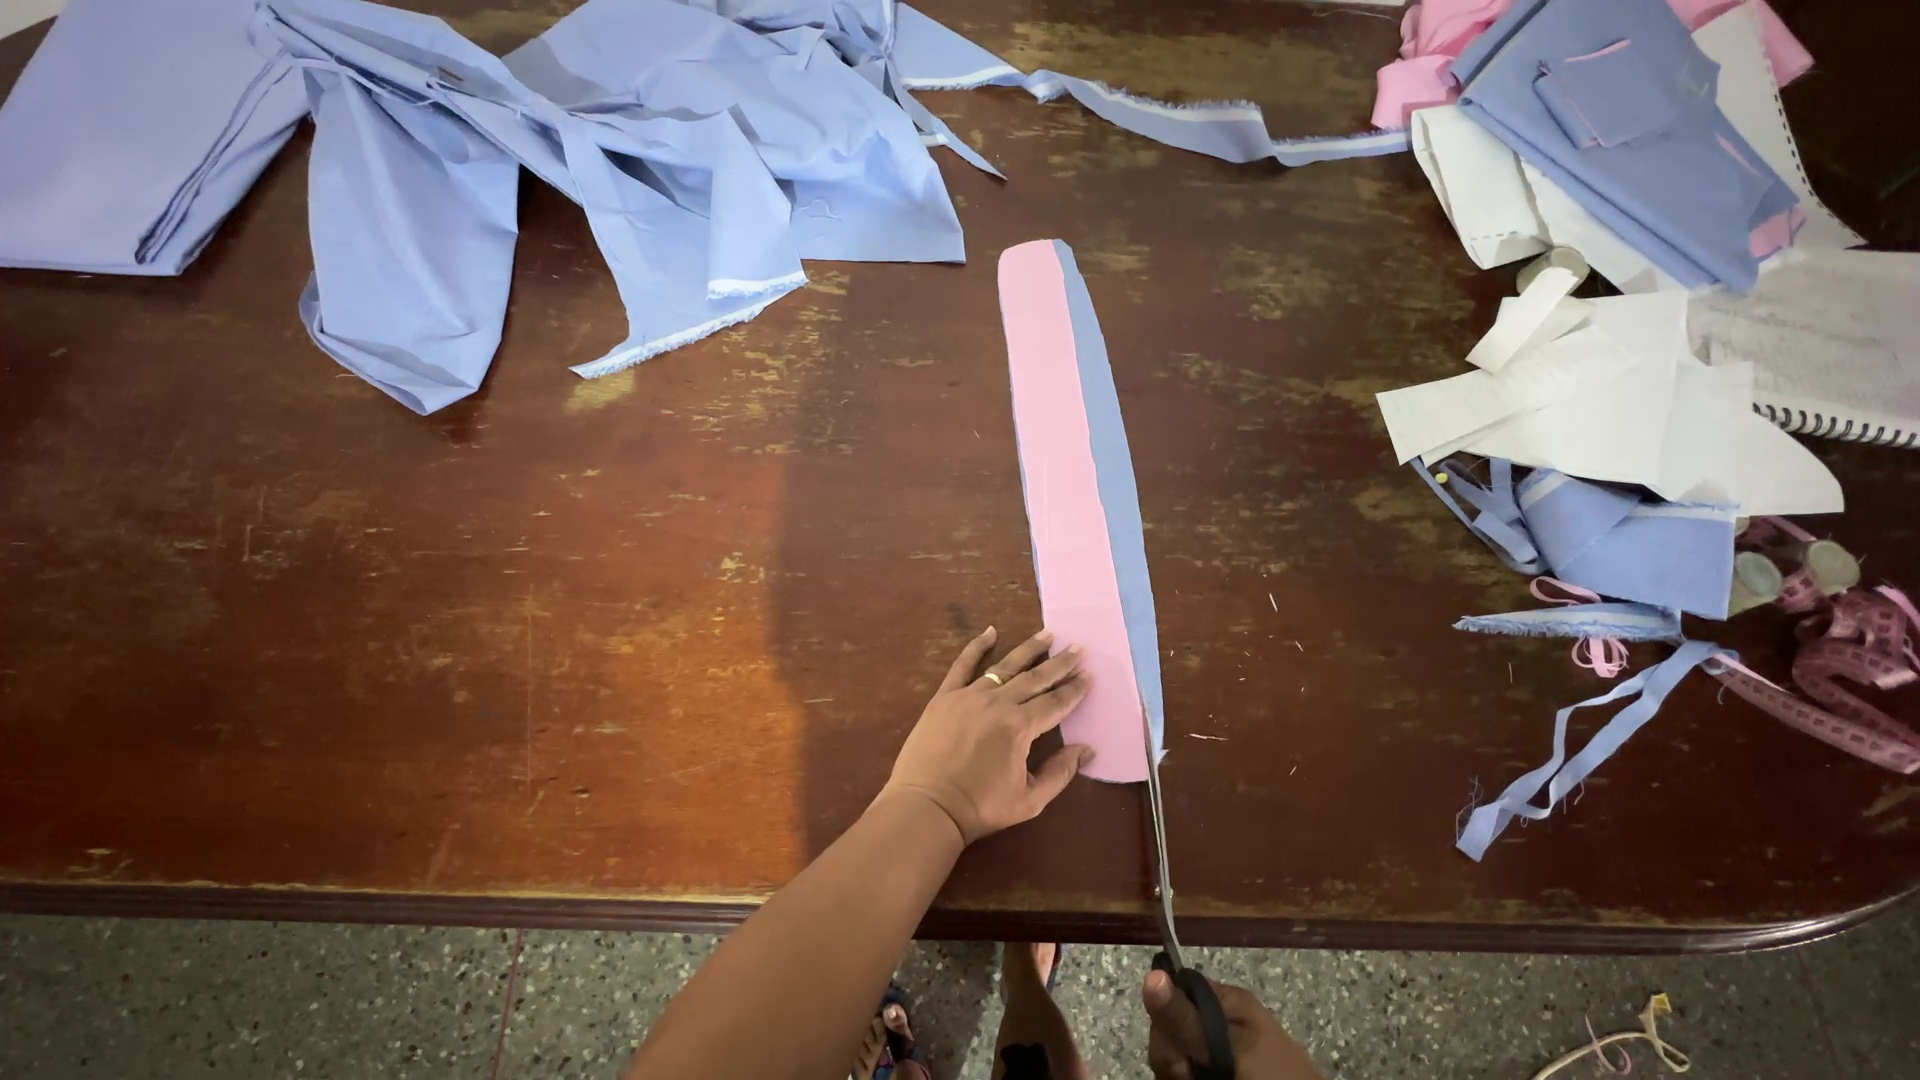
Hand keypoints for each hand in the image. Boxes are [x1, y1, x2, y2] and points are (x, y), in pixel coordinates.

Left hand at [880, 627, 1094, 844]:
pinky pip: (962, 665)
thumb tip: (1087, 749)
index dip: (1074, 690)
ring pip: (1005, 666)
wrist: (927, 805)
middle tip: (1078, 647)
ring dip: (1028, 649)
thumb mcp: (1030, 800)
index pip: (1055, 703)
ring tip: (1047, 635)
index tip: (1088, 674)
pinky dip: (976, 646)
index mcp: (1020, 727)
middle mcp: (997, 703)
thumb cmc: (980, 807)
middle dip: (1060, 663)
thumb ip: (1060, 772)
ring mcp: (969, 696)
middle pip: (1035, 678)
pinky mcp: (945, 697)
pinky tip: (990, 632)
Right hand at [1143, 969, 1323, 1079]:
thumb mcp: (1232, 1051)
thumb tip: (1150, 976)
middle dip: (1170, 1057)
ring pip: (1171, 1056)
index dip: (1164, 1017)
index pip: (1174, 990)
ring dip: (1174, 1075)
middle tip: (1190, 1078)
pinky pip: (1179, 1074)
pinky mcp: (1213, 1075)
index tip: (1176, 1052)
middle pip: (1168, 1028)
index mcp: (1226, 1003)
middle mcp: (1217, 1023)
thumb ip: (1188, 1021)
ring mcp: (1215, 1054)